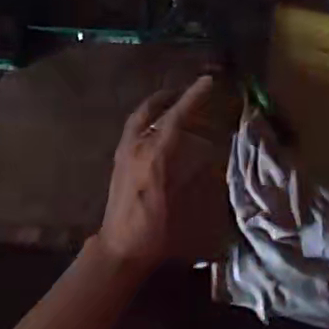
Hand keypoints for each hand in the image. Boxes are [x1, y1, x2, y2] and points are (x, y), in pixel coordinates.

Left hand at [92, 74, 232, 274]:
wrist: (120, 247)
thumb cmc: (156, 232)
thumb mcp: (185, 206)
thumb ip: (196, 177)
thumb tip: (210, 154)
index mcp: (153, 155)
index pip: (175, 117)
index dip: (192, 97)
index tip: (206, 81)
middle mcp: (135, 147)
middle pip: (149, 110)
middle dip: (168, 97)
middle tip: (185, 91)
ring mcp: (123, 152)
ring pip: (138, 118)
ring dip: (156, 107)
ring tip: (172, 105)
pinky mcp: (118, 161)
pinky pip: (133, 130)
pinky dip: (147, 120)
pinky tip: (157, 130)